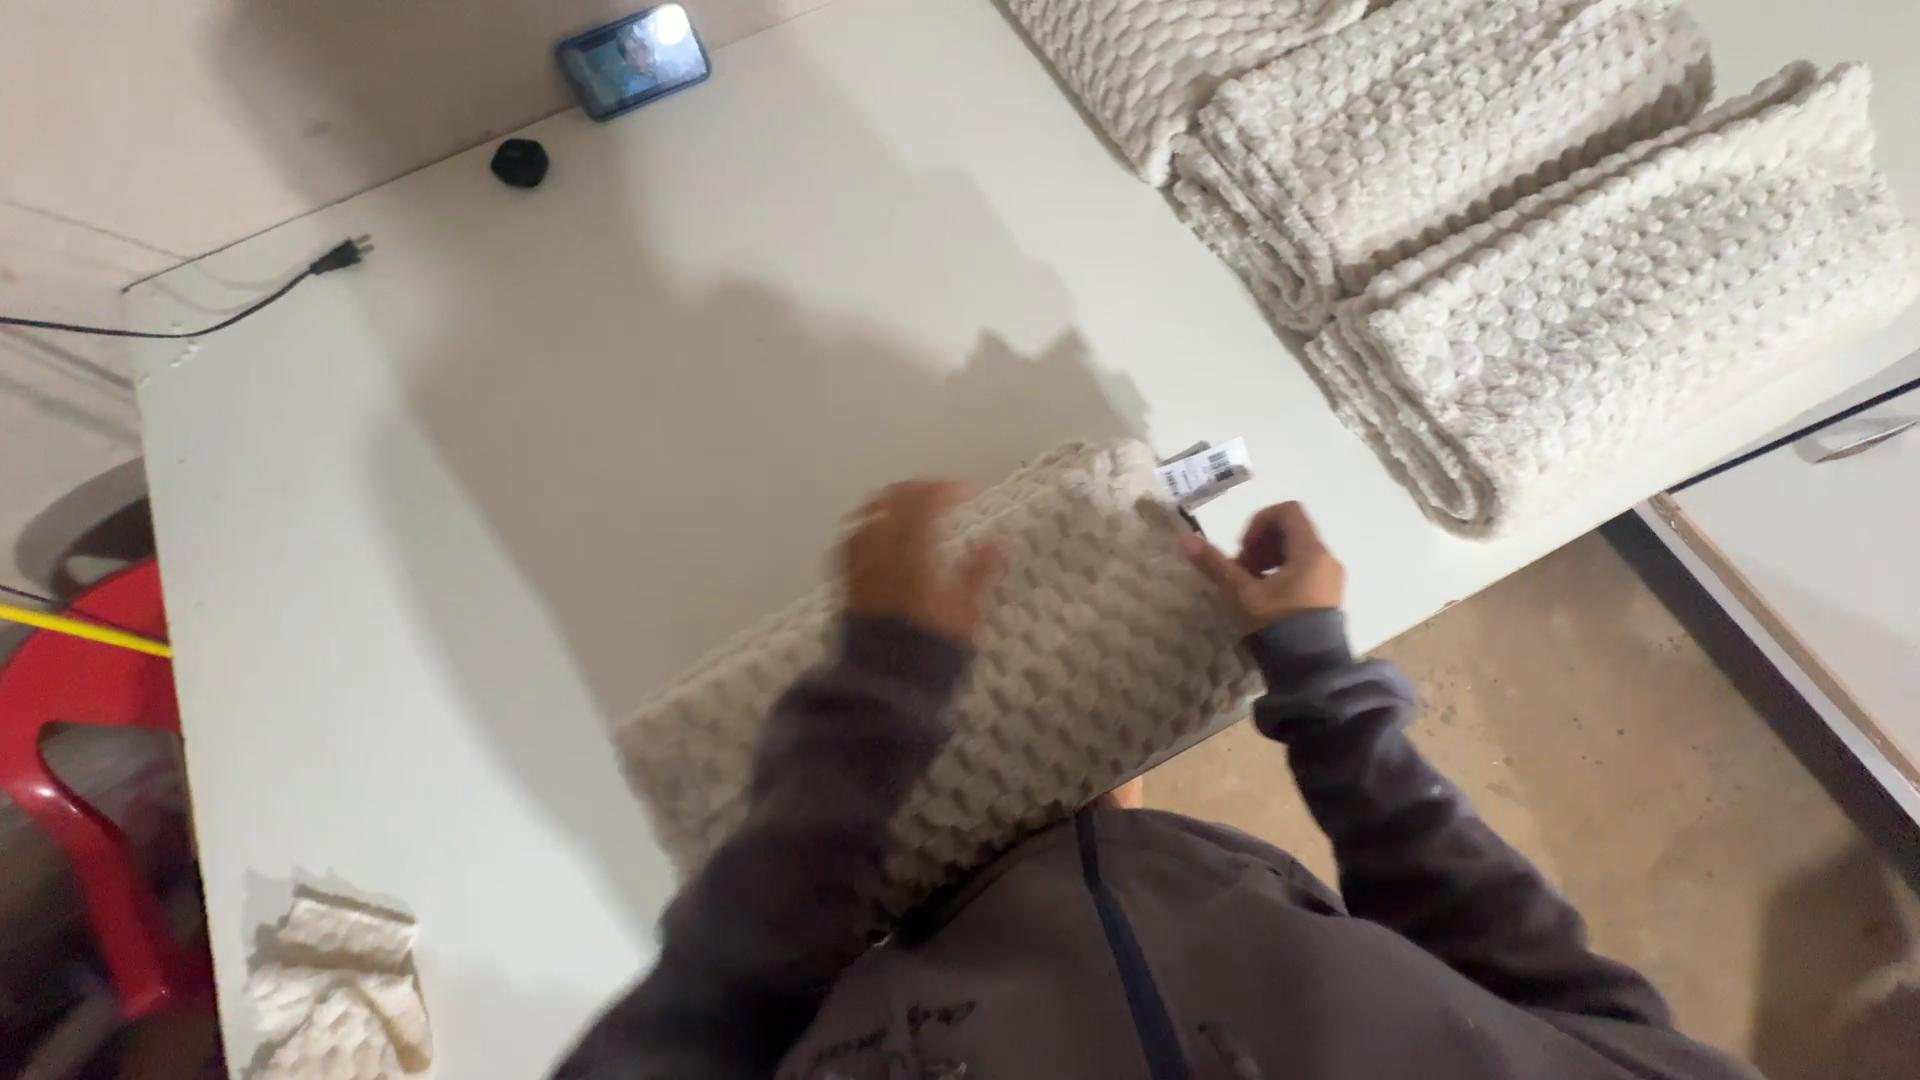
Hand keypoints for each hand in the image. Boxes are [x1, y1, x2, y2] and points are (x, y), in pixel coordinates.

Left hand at [843, 480, 1004, 643]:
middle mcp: (882, 551)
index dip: (948, 489)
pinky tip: (878, 530)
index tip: (968, 491)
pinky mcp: (846, 579)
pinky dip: (868, 524)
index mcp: (915, 555)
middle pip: (894, 500)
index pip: (927, 503)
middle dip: (919, 489)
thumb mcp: (966, 613)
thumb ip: (980, 572)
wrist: (885, 681)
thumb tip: (1001, 541)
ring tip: (910, 507)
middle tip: (941, 495)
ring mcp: (860, 564)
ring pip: (868, 514)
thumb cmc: (932, 649)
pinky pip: (851, 538)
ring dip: (891, 501)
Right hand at [1180, 501, 1343, 632]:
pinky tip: (1266, 598)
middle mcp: (1327, 558)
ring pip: (1297, 551)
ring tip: (1250, 586)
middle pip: (1291, 530)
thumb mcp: (1242, 593)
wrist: (1311, 669)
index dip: (1259, 522)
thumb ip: (1215, 564)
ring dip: (1268, 559)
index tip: (1242, 549)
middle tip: (1241, 570)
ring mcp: (1330, 577)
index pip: (1287, 511)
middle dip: (1260, 544)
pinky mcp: (1329, 595)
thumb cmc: (1277, 625)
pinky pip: (1304, 569)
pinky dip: (1282, 573)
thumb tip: (1185, 538)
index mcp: (1311, 551)